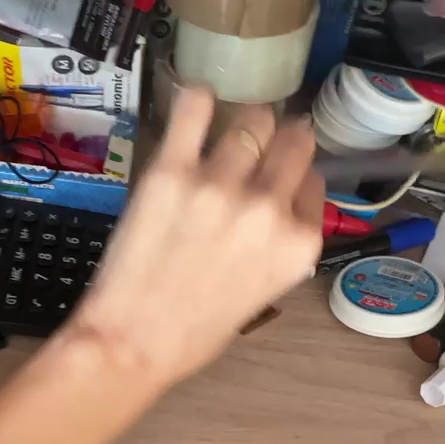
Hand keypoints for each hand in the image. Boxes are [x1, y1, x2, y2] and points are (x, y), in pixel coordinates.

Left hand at [61, 88, 323, 387]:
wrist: (133, 343)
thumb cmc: (193, 334)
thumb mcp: (259, 296)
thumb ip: (275, 247)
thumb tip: (273, 209)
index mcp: (297, 246)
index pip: (312, 184)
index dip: (294, 179)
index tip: (278, 179)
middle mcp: (269, 210)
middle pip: (293, 144)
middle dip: (280, 142)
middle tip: (259, 148)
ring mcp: (221, 187)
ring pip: (252, 122)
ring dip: (245, 125)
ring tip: (228, 132)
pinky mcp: (172, 173)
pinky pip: (194, 109)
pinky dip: (197, 100)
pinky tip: (196, 102)